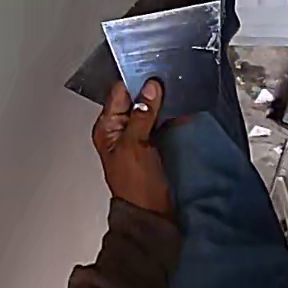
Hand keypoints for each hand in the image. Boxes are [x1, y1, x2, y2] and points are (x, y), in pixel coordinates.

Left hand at [92, 80, 170, 216]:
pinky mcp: (153, 143)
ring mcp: (137, 136)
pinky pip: (160, 121)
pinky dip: (169, 114)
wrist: (152, 217)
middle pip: (134, 99)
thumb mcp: (135, 145)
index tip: (152, 70)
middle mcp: (120, 129)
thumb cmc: (136, 185)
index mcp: (107, 128)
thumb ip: (142, 114)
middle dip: (150, 89)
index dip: (135, 81)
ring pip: (148, 109)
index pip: (118, 94)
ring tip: (176, 87)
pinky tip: (181, 107)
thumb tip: (150, 87)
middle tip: (168, 76)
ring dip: (161, 101)